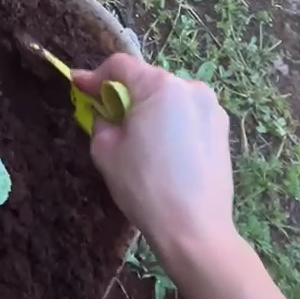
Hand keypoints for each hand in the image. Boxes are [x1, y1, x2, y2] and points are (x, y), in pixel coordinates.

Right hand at [72, 53, 238, 257]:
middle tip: (107, 116)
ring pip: (167, 96)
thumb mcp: (106, 149)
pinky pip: (186, 113)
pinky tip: (162, 148)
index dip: (94, 76)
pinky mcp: (222, 129)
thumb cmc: (145, 186)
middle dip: (123, 94)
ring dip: (148, 107)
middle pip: (145, 79)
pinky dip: (170, 121)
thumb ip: (100, 118)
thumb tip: (103, 110)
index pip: (119, 66)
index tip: (78, 85)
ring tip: (138, 136)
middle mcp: (189, 87)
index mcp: (159, 86)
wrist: (196, 232)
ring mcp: (211, 107)